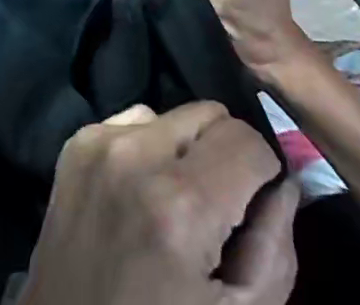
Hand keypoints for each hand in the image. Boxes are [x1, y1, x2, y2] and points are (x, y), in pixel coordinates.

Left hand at [21, 102, 299, 304]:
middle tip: (218, 208)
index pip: (247, 139)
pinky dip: (148, 147)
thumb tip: (284, 182)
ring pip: (171, 114)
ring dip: (185, 148)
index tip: (256, 207)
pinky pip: (134, 122)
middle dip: (225, 154)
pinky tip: (142, 193)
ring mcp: (98, 143)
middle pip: (210, 114)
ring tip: (175, 203)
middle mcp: (135, 154)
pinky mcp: (75, 144)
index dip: (263, 173)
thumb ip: (275, 244)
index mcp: (179, 202)